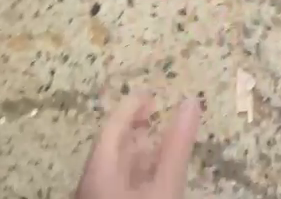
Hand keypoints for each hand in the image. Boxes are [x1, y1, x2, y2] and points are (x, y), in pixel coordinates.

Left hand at [75, 93, 201, 198]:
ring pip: (114, 168)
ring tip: (159, 144)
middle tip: (154, 113)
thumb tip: (191, 101)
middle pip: (111, 146)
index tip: (151, 92)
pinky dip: (135, 173)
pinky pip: (115, 185)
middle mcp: (89, 182)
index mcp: (98, 169)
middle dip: (134, 127)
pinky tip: (151, 177)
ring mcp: (94, 197)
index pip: (112, 126)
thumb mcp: (164, 185)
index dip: (131, 106)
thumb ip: (177, 145)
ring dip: (137, 152)